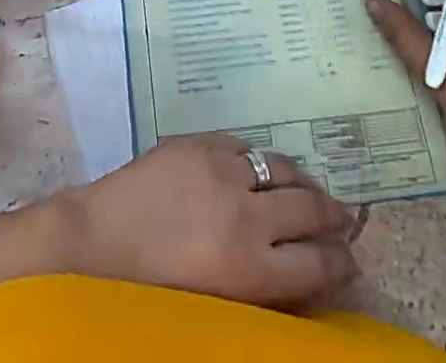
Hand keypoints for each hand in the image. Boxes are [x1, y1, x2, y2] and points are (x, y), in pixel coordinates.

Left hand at [56, 133, 356, 306]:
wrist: (94, 243)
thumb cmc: (151, 291)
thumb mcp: (217, 303)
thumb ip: (265, 289)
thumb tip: (306, 276)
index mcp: (249, 266)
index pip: (319, 263)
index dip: (341, 262)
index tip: (350, 260)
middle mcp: (244, 213)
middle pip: (310, 208)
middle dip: (334, 216)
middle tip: (343, 219)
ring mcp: (220, 169)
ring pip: (281, 166)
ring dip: (302, 180)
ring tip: (310, 188)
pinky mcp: (198, 142)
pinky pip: (242, 145)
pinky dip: (254, 159)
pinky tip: (255, 168)